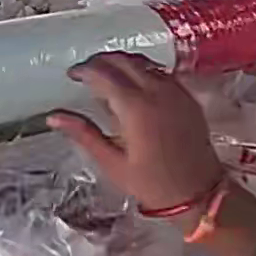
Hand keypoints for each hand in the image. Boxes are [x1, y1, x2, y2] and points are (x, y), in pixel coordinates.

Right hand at [47, 51, 225, 211]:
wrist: (202, 196)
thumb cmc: (152, 183)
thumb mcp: (112, 163)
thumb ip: (83, 134)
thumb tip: (52, 117)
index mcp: (135, 107)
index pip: (102, 73)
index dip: (83, 70)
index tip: (71, 75)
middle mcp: (156, 91)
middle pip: (122, 60)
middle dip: (100, 61)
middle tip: (85, 73)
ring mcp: (175, 91)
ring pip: (142, 61)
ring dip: (120, 62)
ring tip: (106, 76)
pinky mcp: (187, 96)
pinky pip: (159, 71)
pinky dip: (141, 69)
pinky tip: (133, 84)